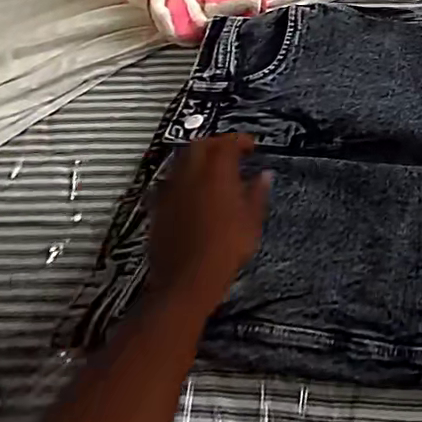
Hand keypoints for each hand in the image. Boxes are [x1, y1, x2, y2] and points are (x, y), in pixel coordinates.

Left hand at [147, 133, 271, 302]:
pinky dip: (182, 181)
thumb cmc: (224, 249)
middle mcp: (190, 176)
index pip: (227, 142)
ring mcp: (170, 193)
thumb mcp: (252, 219)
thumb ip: (258, 192)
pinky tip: (191, 192)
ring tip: (211, 169)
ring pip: (181, 162)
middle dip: (215, 143)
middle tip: (229, 150)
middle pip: (199, 145)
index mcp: (216, 172)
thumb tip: (264, 177)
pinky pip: (169, 184)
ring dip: (196, 159)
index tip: (250, 145)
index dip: (240, 140)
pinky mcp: (158, 210)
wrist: (187, 282)